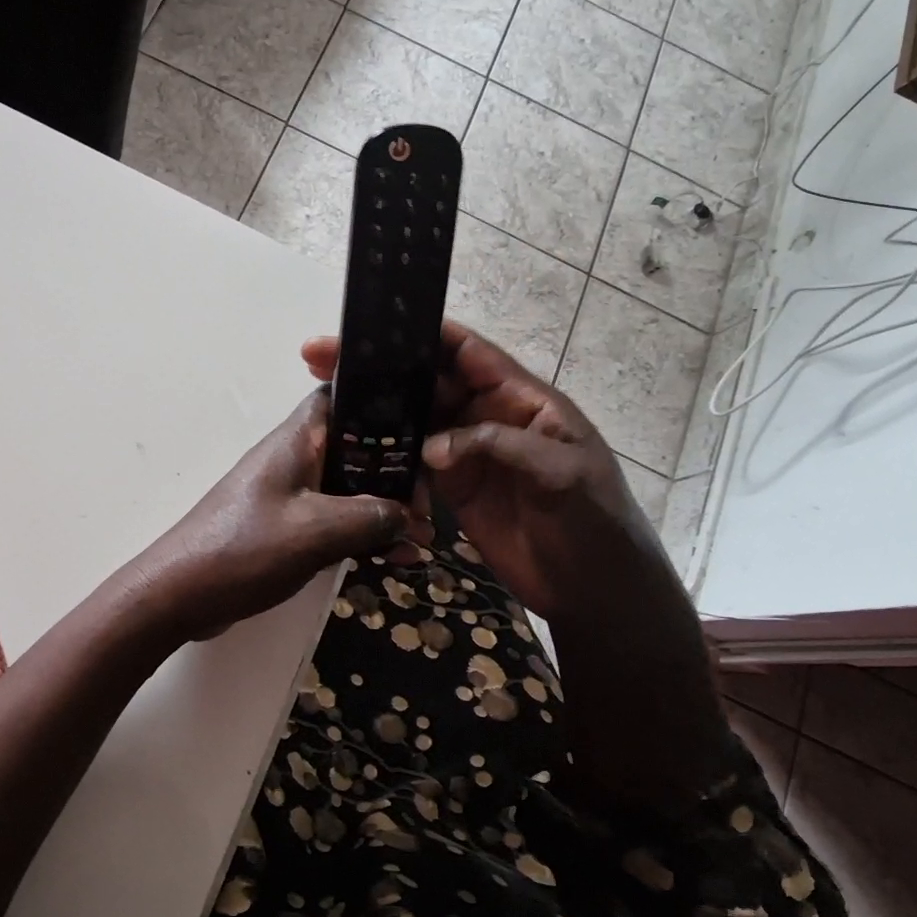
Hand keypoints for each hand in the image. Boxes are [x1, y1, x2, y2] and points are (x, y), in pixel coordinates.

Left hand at [134, 389, 412, 640]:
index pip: (345, 395)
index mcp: (297, 441)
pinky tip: (393, 558)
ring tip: (421, 541)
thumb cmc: (243, 549)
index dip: (387, 402)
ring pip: (350, 489)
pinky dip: (363, 534)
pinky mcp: (285, 528)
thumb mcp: (316, 531)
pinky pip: (335, 521)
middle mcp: (295, 459)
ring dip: (385, 510)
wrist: (179, 595)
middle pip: (357, 447)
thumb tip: (410, 516)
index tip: (428, 426)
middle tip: (429, 509)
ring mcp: (289, 495)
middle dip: (398, 473)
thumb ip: (370, 517)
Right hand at [301, 322, 668, 622]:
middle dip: (381, 369)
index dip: (423, 336)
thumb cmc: (595, 522)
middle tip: (322, 361)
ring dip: (374, 411)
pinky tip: (349, 451)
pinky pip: (411, 464)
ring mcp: (466, 454)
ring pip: (414, 421)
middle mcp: (488, 417)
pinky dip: (384, 457)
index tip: (374, 327)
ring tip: (325, 401)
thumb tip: (430, 447)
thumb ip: (501, 445)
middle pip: (428, 383)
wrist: (595, 589)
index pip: (469, 353)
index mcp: (522, 399)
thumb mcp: (561, 474)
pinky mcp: (452, 488)